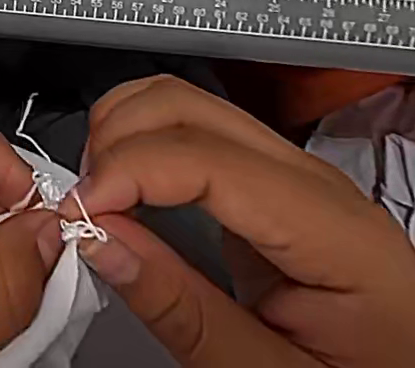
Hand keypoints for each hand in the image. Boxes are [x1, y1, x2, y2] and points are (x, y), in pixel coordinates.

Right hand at [60, 76, 414, 367]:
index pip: (207, 157)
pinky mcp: (263, 185)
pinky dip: (136, 144)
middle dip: (115, 137)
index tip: (77, 212)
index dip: (128, 170)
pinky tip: (121, 190)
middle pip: (185, 103)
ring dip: (120, 133)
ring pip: (179, 102)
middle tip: (81, 204)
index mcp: (337, 231)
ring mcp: (288, 174)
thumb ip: (185, 313)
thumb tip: (99, 239)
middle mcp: (312, 181)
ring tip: (96, 198)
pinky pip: (185, 131)